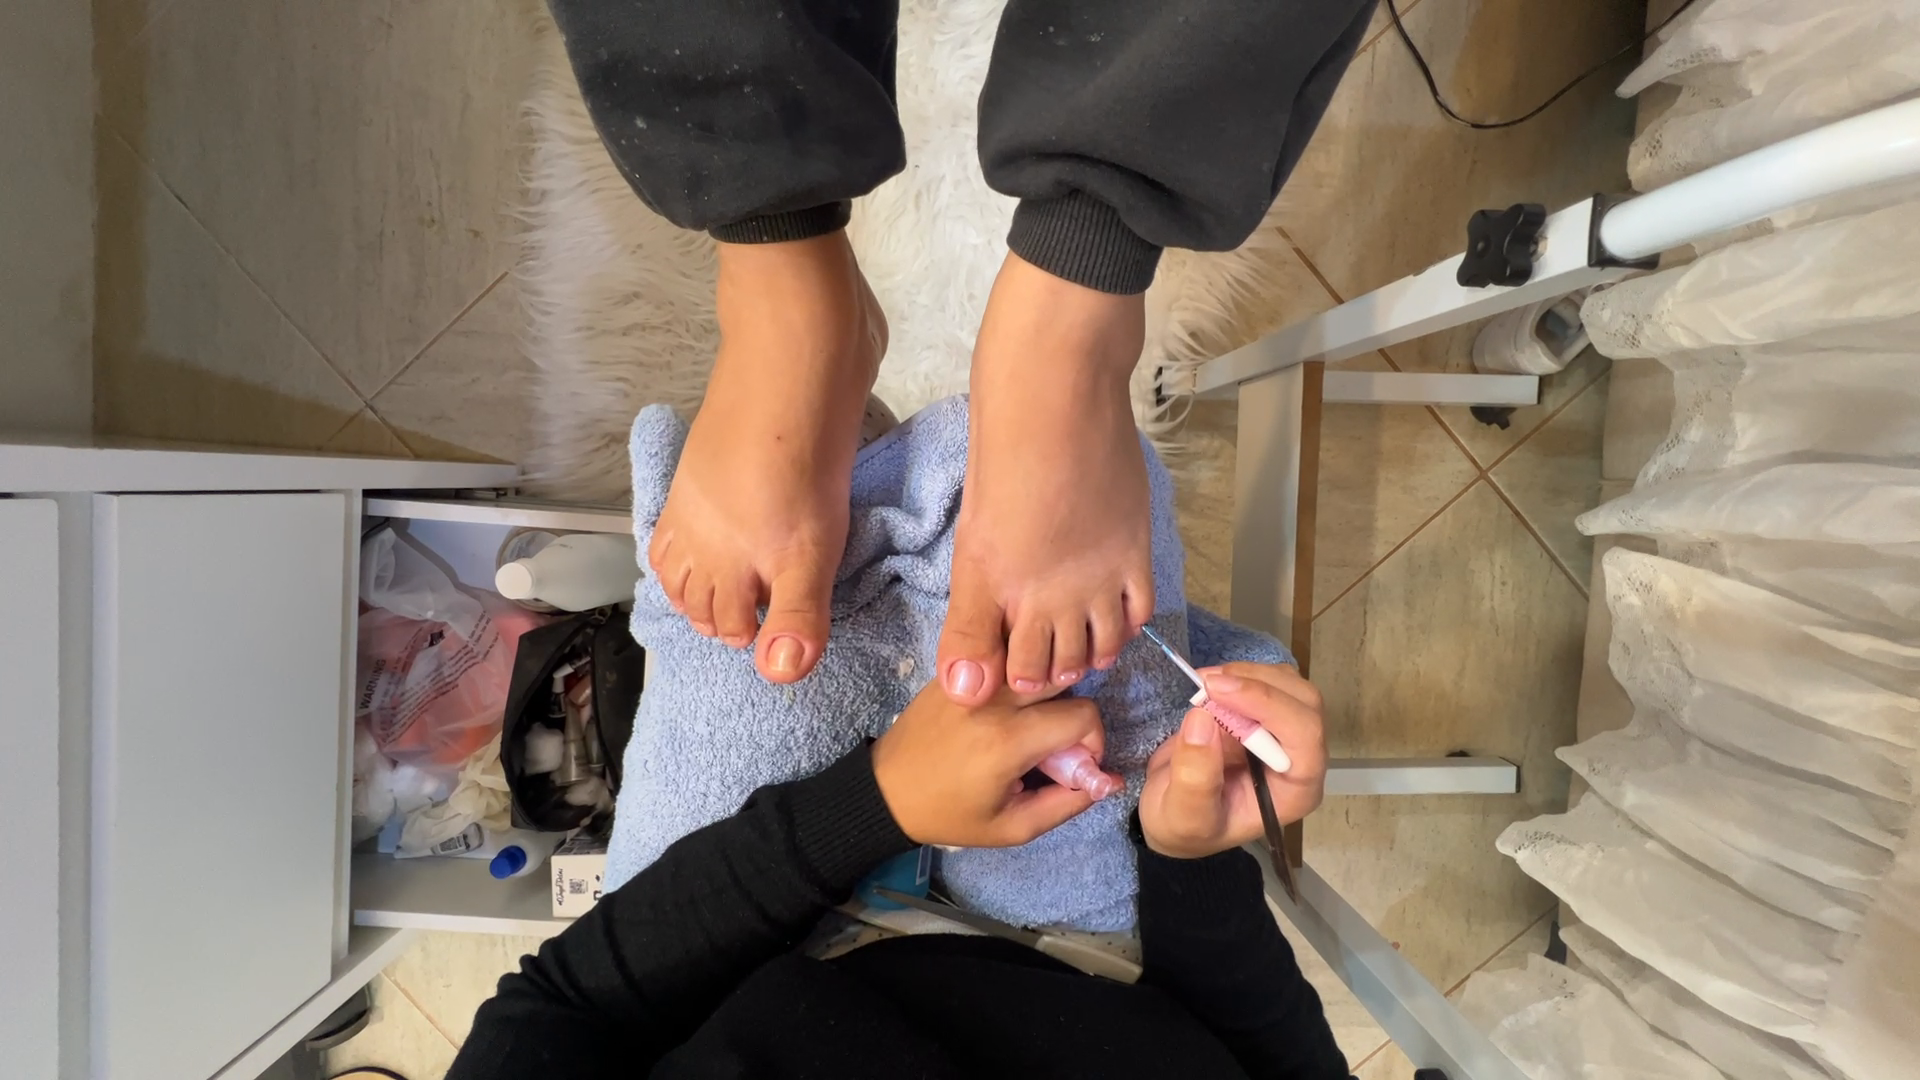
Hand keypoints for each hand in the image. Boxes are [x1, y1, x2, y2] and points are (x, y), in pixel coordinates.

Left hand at [873, 680, 1108, 847]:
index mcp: (1008, 740)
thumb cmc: (950, 813)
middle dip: (1073, 710)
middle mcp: (993, 699)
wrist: (886, 788)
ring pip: (1033, 664)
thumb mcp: (1012, 827)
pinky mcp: (955, 671)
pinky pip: (1002, 662)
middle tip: (1055, 740)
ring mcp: (972, 678)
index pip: (1084, 715)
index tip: (1074, 762)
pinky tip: (1004, 712)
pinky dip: (1016, 681)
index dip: (1092, 741)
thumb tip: (1108, 779)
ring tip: (1030, 724)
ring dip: (1045, 692)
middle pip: (1064, 678)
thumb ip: (1067, 803)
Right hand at [1137, 662, 1326, 858]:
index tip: (1215, 690)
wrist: (1171, 818)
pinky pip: (1269, 682)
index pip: (1304, 736)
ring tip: (1204, 683)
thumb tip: (1203, 718)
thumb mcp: (1183, 814)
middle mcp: (1299, 760)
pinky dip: (1241, 673)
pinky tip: (1211, 685)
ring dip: (1248, 674)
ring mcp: (1283, 736)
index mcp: (1294, 790)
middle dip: (1258, 684)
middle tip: (1206, 682)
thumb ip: (1195, 776)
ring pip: (1290, 686)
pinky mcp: (1263, 717)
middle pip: (1304, 704)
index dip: (1266, 704)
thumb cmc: (1184, 825)